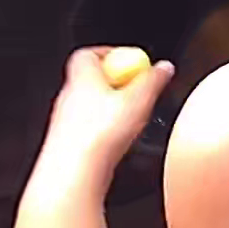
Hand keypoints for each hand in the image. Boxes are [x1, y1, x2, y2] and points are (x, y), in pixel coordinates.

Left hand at [32, 47, 174, 203]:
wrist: (72, 173)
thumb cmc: (98, 135)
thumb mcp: (139, 100)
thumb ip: (153, 80)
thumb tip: (163, 67)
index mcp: (82, 78)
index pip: (89, 53)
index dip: (112, 53)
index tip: (132, 61)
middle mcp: (68, 96)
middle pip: (92, 79)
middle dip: (118, 81)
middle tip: (138, 88)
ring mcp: (65, 120)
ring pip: (91, 104)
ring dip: (112, 106)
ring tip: (132, 116)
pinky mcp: (68, 142)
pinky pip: (89, 126)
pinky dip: (106, 127)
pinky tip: (119, 138)